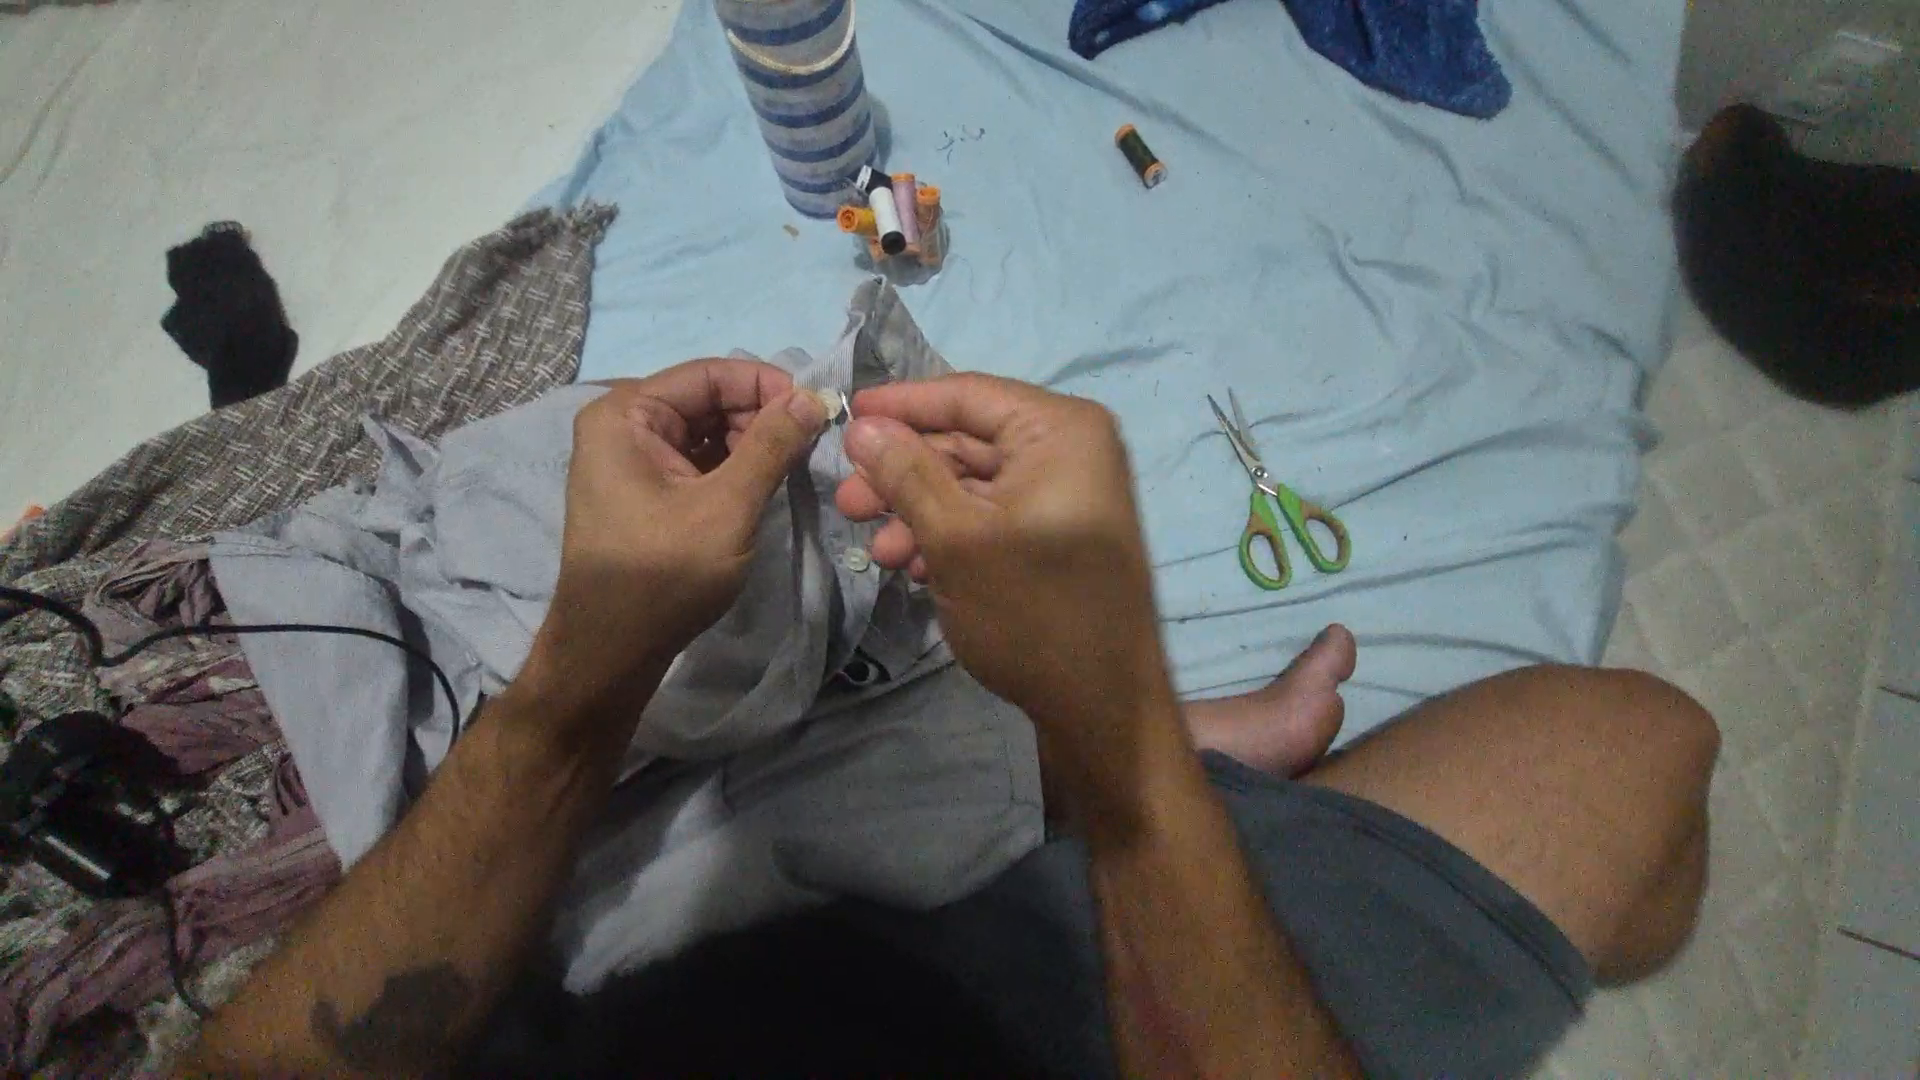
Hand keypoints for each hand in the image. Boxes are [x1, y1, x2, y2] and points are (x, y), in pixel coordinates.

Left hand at [520, 359, 827, 722]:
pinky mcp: (647, 490)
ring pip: (707, 431)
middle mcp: (623, 426)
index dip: (766, 384)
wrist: (613, 649)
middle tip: (809, 444)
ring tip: (792, 465)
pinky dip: (734, 466)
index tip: (816, 409)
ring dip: (752, 442)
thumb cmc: (664, 574)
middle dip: (760, 416)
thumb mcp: (727, 506)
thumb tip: (812, 397)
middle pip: (707, 399)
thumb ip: (771, 446)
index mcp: (626, 414)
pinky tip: (765, 482)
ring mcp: (633, 459)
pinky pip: (698, 460)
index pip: (708, 374)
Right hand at [834, 374, 1194, 830]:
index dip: (901, 404)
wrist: (1101, 707)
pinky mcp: (1056, 536)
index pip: (966, 395)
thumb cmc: (1031, 613)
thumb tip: (864, 426)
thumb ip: (907, 473)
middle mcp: (1071, 451)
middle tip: (847, 500)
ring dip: (920, 512)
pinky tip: (911, 566)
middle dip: (903, 473)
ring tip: (875, 547)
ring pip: (974, 486)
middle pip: (967, 442)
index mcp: (1061, 430)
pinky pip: (993, 518)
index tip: (844, 414)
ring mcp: (1067, 496)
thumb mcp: (956, 538)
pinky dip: (950, 536)